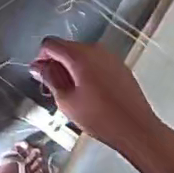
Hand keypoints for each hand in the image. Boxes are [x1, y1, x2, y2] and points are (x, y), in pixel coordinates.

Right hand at [30, 38, 166, 155]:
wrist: (135, 128)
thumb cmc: (99, 117)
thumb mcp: (66, 100)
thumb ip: (49, 78)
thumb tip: (38, 67)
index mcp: (79, 55)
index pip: (50, 44)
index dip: (41, 58)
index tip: (41, 76)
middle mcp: (96, 50)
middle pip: (66, 47)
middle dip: (56, 64)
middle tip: (54, 88)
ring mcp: (110, 57)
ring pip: (81, 55)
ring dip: (71, 69)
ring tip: (72, 94)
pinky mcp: (120, 66)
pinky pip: (96, 62)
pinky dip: (87, 72)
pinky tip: (89, 94)